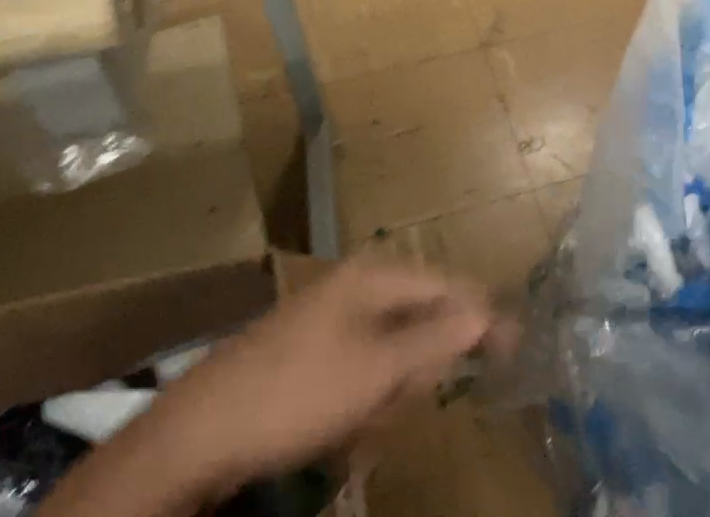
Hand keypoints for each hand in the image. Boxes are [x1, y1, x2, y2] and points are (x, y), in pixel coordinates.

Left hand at [137, 260, 507, 498]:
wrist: (199, 433)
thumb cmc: (300, 392)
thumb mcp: (380, 369)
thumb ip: (438, 337)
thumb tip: (487, 314)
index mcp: (373, 277)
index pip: (448, 285)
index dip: (482, 317)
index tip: (510, 352)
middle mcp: (352, 285)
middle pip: (420, 316)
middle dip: (423, 362)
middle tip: (408, 399)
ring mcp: (327, 316)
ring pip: (391, 348)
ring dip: (393, 385)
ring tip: (369, 416)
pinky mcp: (308, 350)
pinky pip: (360, 366)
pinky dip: (365, 394)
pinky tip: (346, 420)